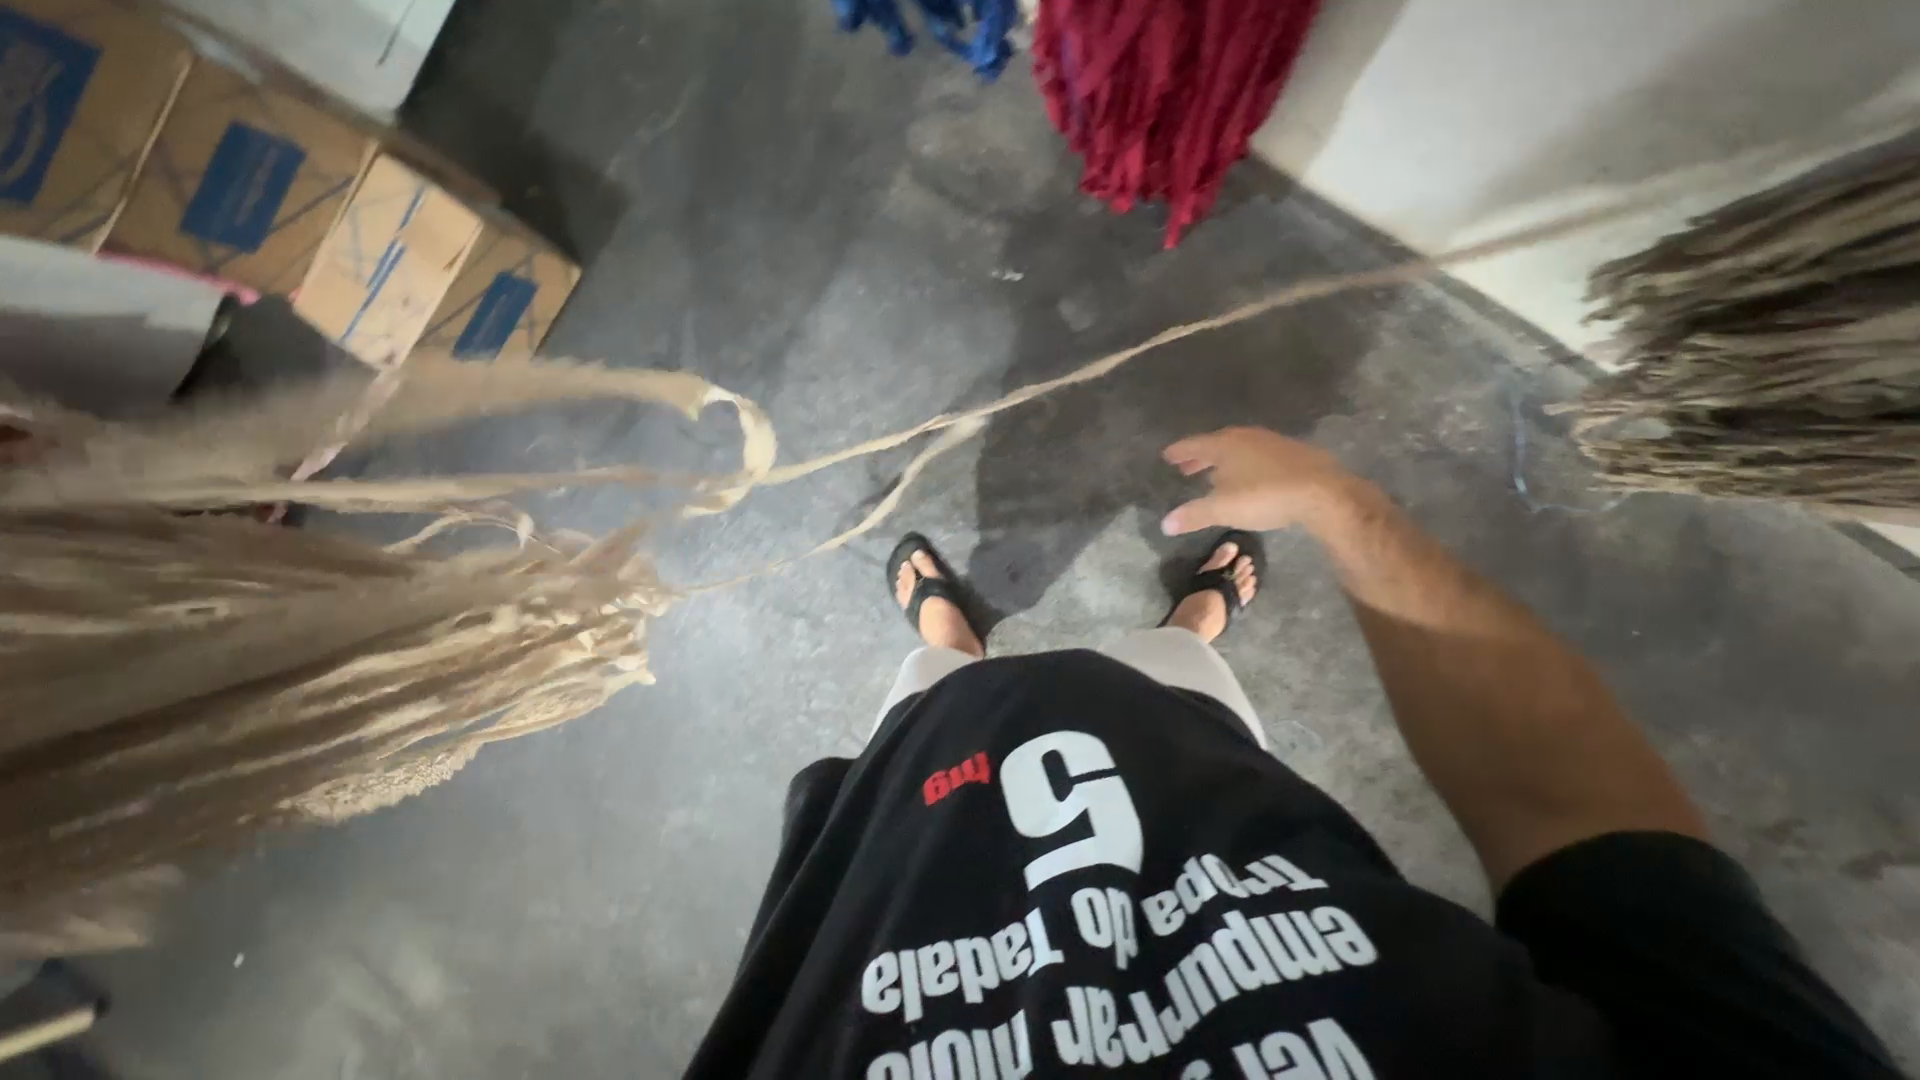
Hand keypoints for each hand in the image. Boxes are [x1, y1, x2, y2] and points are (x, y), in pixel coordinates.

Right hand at [1161, 427, 1376, 535]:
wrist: (1323, 492)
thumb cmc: (1264, 496)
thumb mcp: (1223, 509)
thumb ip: (1193, 514)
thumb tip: (1164, 524)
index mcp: (1225, 444)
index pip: (1194, 445)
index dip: (1179, 451)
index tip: (1167, 456)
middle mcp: (1246, 437)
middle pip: (1217, 444)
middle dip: (1200, 457)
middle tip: (1186, 467)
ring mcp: (1272, 442)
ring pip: (1240, 448)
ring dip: (1225, 461)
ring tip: (1216, 474)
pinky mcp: (1294, 453)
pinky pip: (1260, 455)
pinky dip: (1247, 464)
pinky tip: (1251, 478)